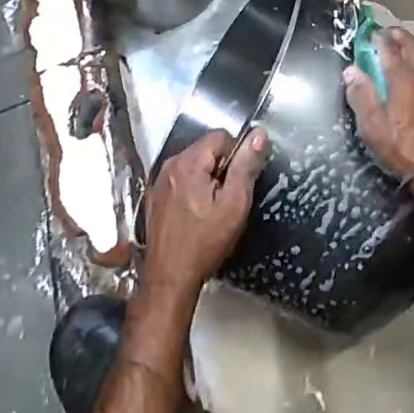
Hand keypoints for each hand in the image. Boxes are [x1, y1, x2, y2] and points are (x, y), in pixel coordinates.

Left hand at [142, 129, 270, 297]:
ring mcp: (159, 181)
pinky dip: (191, 190)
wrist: (170, 278)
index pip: (220, 136)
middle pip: (205, 149)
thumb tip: (258, 135)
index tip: (237, 182)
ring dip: (206, 179)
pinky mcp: (155, 197)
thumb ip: (246, 166)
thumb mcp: (234, 205)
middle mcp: (170, 165)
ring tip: (211, 210)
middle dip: (220, 168)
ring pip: (193, 165)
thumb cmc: (205, 242)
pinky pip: (180, 180)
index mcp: (188, 162)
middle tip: (226, 199)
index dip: (235, 155)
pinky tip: (195, 215)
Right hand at [346, 26, 413, 178]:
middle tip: (388, 33)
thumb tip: (351, 70)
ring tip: (404, 44)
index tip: (370, 34)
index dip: (379, 38)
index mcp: (402, 78)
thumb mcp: (372, 125)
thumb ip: (361, 94)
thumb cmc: (401, 147)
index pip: (389, 47)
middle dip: (399, 35)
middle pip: (412, 45)